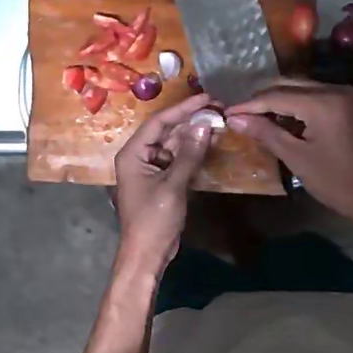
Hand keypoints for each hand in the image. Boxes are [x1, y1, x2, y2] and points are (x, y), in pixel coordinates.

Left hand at [114, 94, 218, 270]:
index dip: (183, 108)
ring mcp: (150, 169)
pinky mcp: (161, 180)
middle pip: (166, 130)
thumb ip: (189, 155)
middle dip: (191, 120)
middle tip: (218, 108)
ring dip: (194, 135)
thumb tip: (205, 125)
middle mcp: (139, 156)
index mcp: (133, 154)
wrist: (147, 254)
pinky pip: (177, 158)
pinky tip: (210, 143)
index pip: (159, 121)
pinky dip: (192, 151)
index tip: (206, 98)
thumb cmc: (154, 220)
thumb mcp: (173, 186)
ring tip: (219, 122)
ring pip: (173, 143)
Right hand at [225, 79, 352, 236]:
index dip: (249, 104)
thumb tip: (235, 119)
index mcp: (324, 102)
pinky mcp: (352, 104)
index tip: (227, 112)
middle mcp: (337, 90)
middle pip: (290, 85)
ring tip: (255, 117)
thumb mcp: (297, 158)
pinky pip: (317, 96)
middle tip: (239, 113)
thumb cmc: (338, 182)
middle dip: (263, 98)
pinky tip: (282, 119)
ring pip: (303, 88)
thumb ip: (266, 133)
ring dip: (279, 100)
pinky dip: (297, 104)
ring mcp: (347, 95)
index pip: (276, 96)